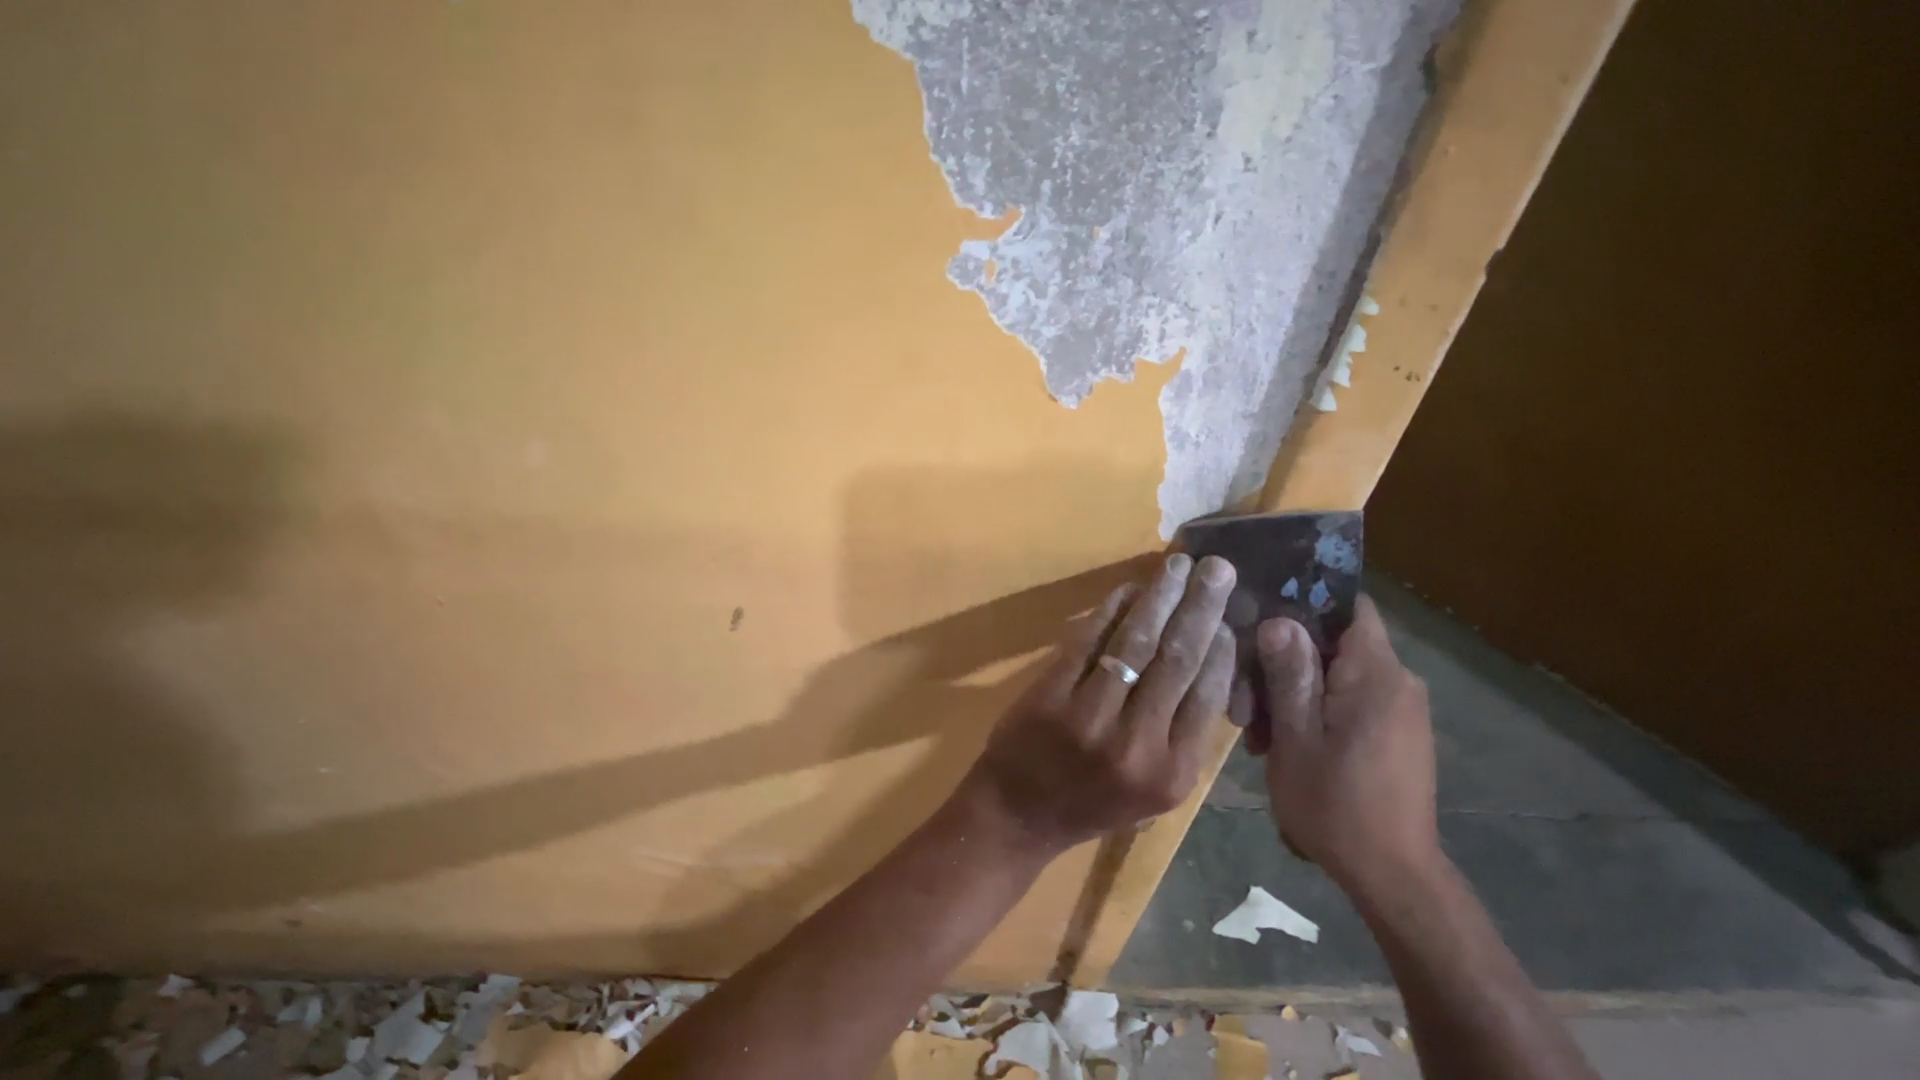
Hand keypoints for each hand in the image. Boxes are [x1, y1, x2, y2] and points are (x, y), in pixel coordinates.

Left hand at [954, 554, 1239, 854]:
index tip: (1226, 613)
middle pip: (1178, 659)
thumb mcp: (1158, 789)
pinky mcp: (1050, 696)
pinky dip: (1110, 610)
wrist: (1019, 816)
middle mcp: (1137, 745)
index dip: (1220, 646)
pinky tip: (1129, 589)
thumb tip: (1211, 656)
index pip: (1209, 694)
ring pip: (1136, 643)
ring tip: (1177, 566)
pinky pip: (1088, 641)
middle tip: (1218, 568)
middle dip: (1201, 607)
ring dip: (1160, 598)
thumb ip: (1187, 732)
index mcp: (1174, 772)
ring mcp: (1090, 718)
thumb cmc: (1096, 804)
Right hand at [1253, 596, 1441, 890]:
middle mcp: (1398, 681)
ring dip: (1296, 695)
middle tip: (1246, 708)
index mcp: (1375, 673)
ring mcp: (1403, 710)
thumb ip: (1289, 674)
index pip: (1348, 604)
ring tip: (1262, 739)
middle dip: (1286, 664)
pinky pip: (1353, 702)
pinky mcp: (1400, 735)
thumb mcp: (1295, 738)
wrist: (1392, 874)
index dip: (1304, 603)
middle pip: (1335, 644)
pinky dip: (1318, 713)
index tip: (1260, 622)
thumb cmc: (1336, 804)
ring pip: (1339, 676)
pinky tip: (1290, 749)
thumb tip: (1278, 620)